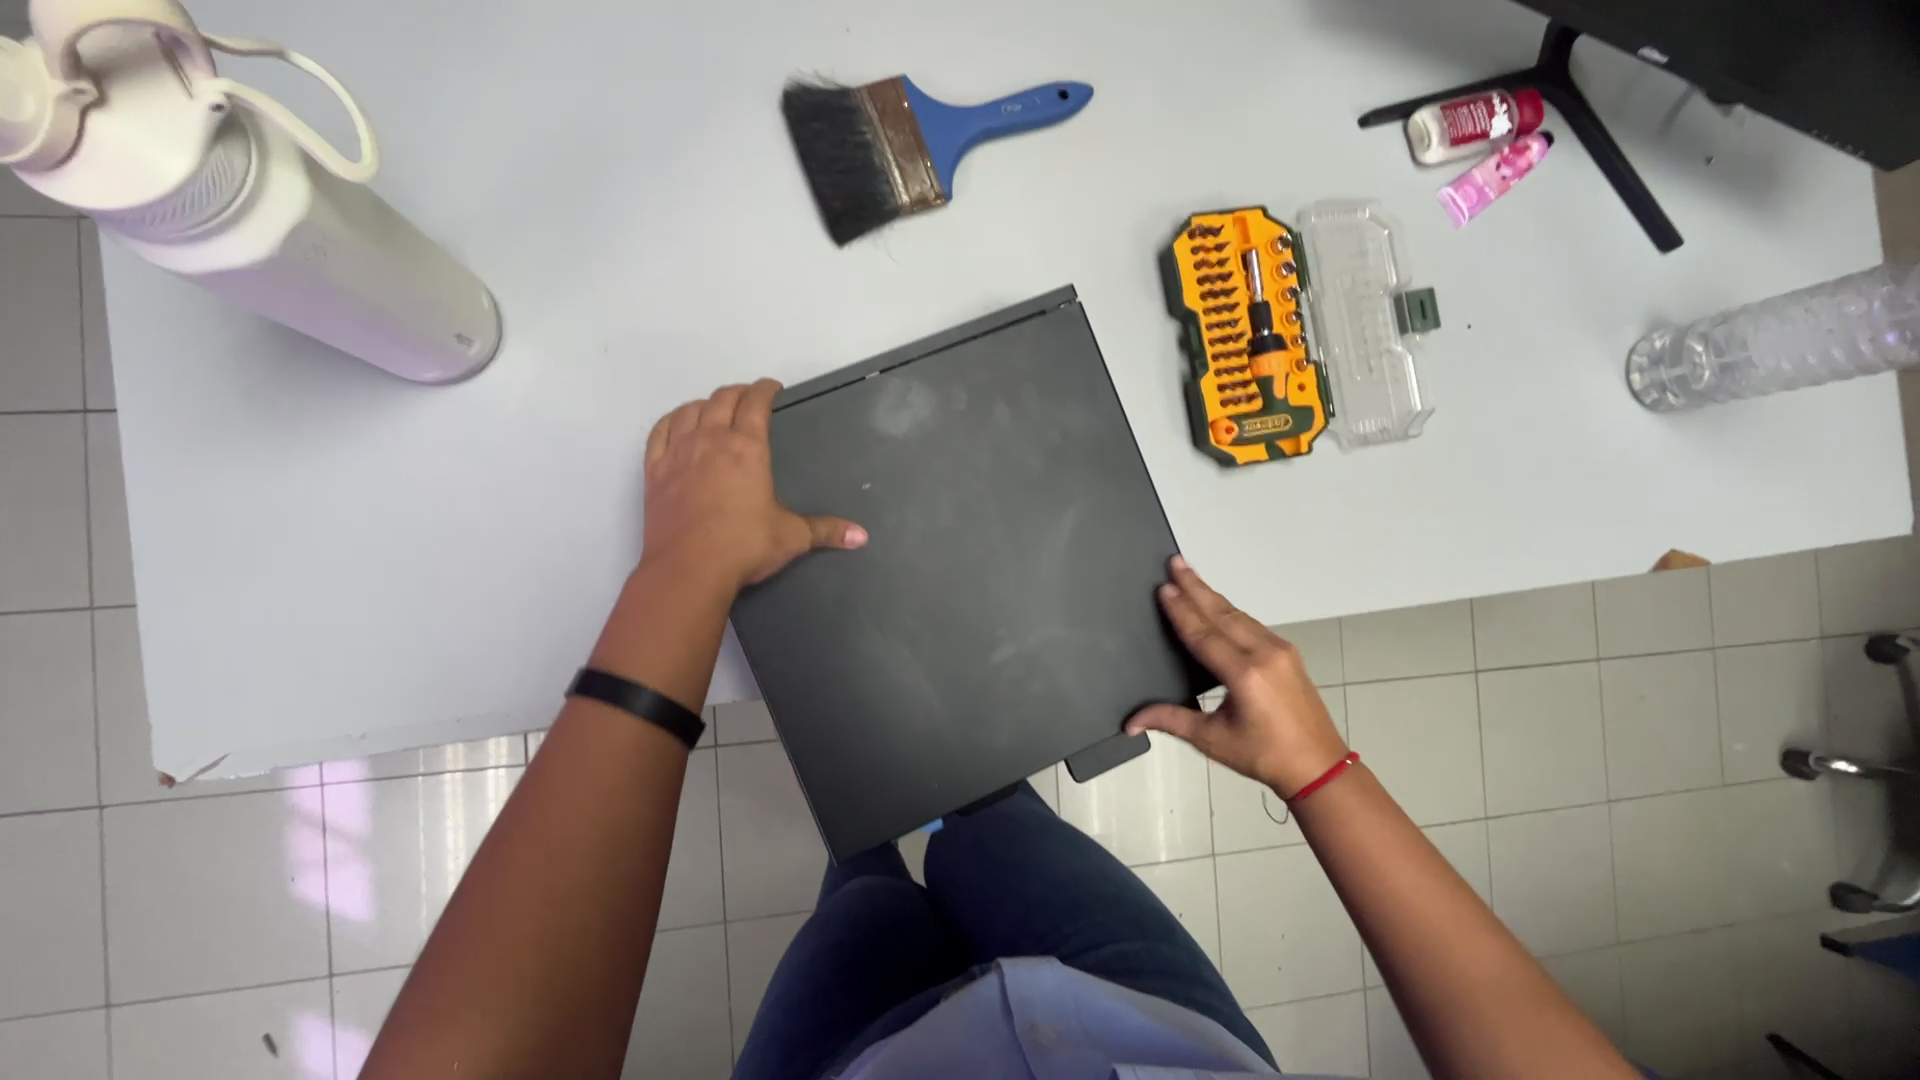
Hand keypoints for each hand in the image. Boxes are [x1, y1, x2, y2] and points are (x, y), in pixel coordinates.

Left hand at [641, 379, 866, 588]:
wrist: (688, 569)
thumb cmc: (744, 547)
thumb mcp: (792, 537)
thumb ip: (826, 530)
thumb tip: (861, 537)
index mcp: (747, 448)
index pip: (755, 403)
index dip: (765, 390)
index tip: (772, 388)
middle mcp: (711, 440)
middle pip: (722, 400)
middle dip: (738, 393)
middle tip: (748, 397)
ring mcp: (678, 453)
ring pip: (689, 411)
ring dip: (704, 403)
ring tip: (714, 408)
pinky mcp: (654, 471)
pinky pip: (659, 433)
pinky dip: (670, 421)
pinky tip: (677, 424)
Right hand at [1126, 556, 1348, 796]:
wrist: (1320, 767)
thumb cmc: (1266, 756)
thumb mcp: (1213, 739)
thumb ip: (1171, 720)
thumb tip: (1131, 721)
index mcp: (1244, 675)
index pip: (1203, 634)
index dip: (1181, 610)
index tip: (1165, 587)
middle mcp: (1264, 654)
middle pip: (1221, 614)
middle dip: (1195, 587)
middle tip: (1175, 562)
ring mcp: (1279, 651)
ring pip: (1238, 615)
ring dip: (1211, 595)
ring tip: (1190, 574)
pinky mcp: (1287, 654)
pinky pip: (1252, 624)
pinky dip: (1229, 610)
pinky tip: (1216, 603)